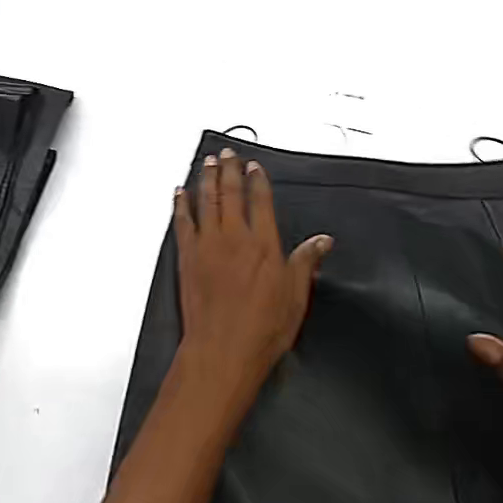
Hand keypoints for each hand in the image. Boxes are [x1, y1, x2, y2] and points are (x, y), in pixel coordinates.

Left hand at [175, 147, 332, 400]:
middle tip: (227, 153)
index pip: (260, 201)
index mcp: (263, 244)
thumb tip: (322, 241)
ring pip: (207, 200)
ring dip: (207, 178)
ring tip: (207, 161)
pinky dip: (181, 204)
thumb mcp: (295, 298)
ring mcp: (208, 244)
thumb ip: (305, 263)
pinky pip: (183, 221)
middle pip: (231, 193)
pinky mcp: (187, 255)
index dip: (257, 180)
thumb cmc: (262, 329)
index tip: (254, 166)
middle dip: (229, 170)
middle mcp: (234, 237)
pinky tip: (180, 192)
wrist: (222, 350)